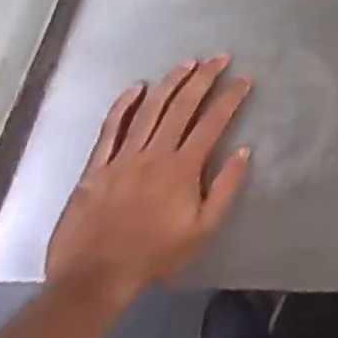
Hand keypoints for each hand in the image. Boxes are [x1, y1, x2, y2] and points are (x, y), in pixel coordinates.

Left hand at [46, 57, 252, 302]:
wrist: (93, 279)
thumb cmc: (154, 255)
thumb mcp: (202, 230)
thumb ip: (225, 188)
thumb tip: (243, 151)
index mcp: (182, 168)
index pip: (212, 122)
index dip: (230, 97)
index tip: (244, 79)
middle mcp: (154, 154)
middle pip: (182, 106)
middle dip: (204, 78)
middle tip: (219, 58)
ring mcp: (122, 158)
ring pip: (150, 110)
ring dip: (170, 83)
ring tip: (187, 64)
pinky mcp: (95, 167)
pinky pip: (110, 128)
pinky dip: (123, 105)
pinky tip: (136, 88)